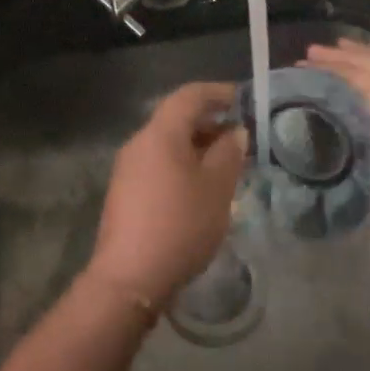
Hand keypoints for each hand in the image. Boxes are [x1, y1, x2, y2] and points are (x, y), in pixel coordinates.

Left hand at [88, 82, 248, 307]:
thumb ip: (229, 153)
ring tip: (227, 166)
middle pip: (176, 119)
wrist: (130, 278)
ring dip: (198, 147)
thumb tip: (235, 132)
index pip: (189, 95)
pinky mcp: (125, 194)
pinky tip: (201, 189)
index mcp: (160, 134)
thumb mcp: (217, 188)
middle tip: (242, 138)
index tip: (244, 100)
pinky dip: (183, 166)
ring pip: (167, 145)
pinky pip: (158, 166)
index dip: (218, 92)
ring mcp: (127, 170)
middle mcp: (138, 144)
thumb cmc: (180, 225)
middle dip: (211, 122)